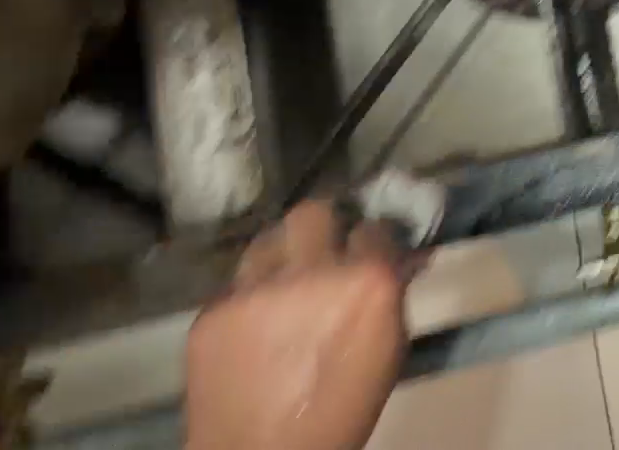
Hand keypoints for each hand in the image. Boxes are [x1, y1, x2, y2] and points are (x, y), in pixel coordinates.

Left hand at [185, 201, 416, 449]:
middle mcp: (315, 272)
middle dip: (323, 225)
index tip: (368, 252)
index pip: (374, 226)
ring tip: (284, 278)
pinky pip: (235, 283)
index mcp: (369, 280)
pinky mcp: (213, 313)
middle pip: (314, 212)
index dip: (372, 240)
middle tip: (324, 246)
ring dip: (281, 253)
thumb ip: (394, 293)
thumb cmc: (346, 406)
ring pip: (268, 239)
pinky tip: (255, 320)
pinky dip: (250, 294)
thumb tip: (406, 256)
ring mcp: (257, 291)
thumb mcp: (391, 346)